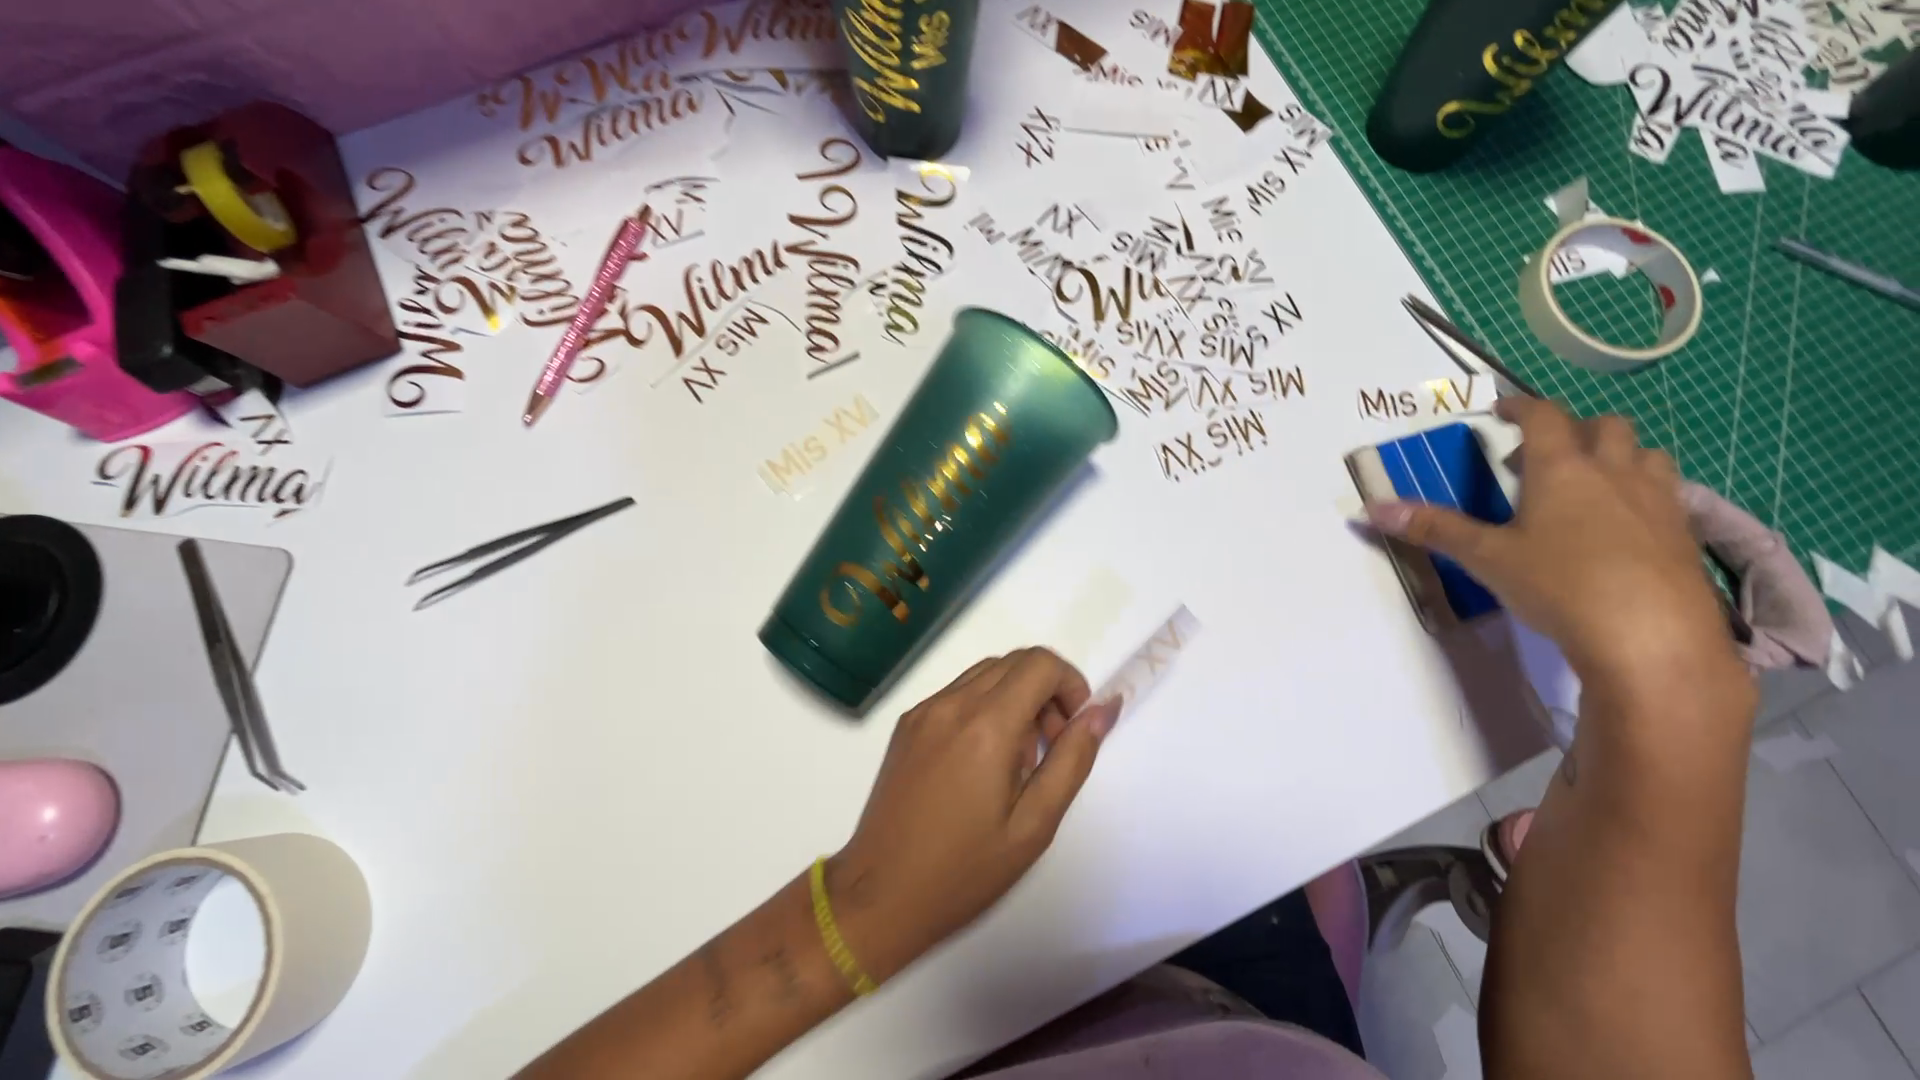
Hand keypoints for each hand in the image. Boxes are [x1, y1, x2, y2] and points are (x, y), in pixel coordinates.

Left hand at [827, 648, 1117, 982]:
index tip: (1074, 729)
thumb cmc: (964, 870)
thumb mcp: (1034, 824)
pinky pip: (956, 695)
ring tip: (1016, 765)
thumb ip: (1073, 758)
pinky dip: (983, 710)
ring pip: (984, 675)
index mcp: (985, 724)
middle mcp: (950, 704)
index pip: (1040, 663)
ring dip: (1015, 700)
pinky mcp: (904, 727)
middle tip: (1049, 750)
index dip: (1071, 684)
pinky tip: (981, 766)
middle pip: (1013, 662)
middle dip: (1046, 693)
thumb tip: (1104, 709)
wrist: (880, 895)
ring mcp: (921, 712)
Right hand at [1366, 398, 1749, 706]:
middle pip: (1605, 426)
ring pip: (1646, 455)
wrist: (1652, 638)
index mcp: (1562, 469)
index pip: (1544, 416)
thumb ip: (1433, 530)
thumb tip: (1371, 507)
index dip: (1520, 407)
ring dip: (1617, 456)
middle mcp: (1614, 472)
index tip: (1501, 411)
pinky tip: (1622, 528)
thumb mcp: (1486, 558)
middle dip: (1573, 429)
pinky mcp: (1686, 535)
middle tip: (1542, 456)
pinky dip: (1642, 494)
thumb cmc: (1559, 586)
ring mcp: (1658, 501)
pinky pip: (1668, 494)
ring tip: (1590, 484)